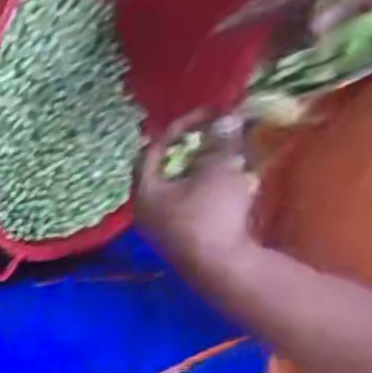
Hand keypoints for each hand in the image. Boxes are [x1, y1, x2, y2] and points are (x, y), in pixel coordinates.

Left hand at [135, 112, 262, 274]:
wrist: (215, 259)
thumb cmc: (210, 212)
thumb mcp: (218, 171)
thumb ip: (219, 144)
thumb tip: (225, 119)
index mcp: (144, 191)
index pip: (150, 152)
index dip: (176, 128)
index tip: (207, 113)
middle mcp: (143, 207)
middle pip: (161, 168)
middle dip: (188, 146)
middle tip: (215, 130)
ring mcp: (158, 221)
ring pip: (175, 184)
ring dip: (199, 164)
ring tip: (226, 149)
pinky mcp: (177, 230)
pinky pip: (186, 198)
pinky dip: (204, 182)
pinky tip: (228, 177)